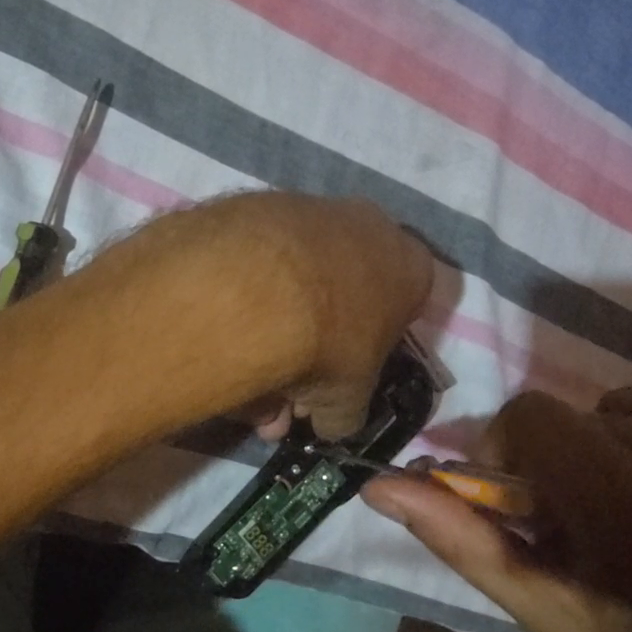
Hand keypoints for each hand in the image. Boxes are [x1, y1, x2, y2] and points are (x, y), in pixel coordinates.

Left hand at [105, 192, 435, 439]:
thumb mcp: (348, 401)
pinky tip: (222, 350)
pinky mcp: (255, 206)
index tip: (338, 384)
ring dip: (272, 341)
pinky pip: (255, 270)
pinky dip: (243, 309)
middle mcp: (368, 225)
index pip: (401, 313)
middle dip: (311, 358)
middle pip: (340, 302)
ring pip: (293, 288)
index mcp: (410, 265)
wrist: (256, 289)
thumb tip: (329, 424)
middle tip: (283, 399)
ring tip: (244, 393)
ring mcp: (310, 209)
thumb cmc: (329, 345)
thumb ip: (345, 414)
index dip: (367, 355)